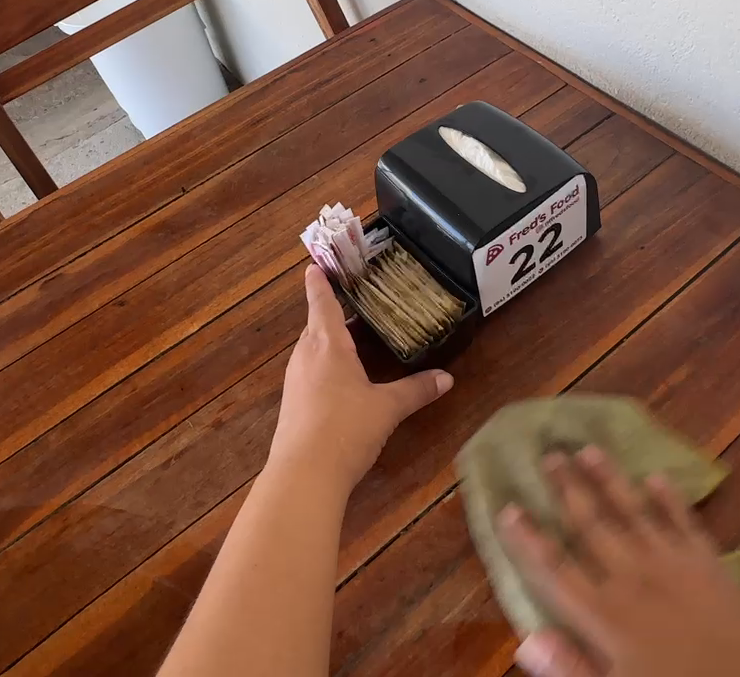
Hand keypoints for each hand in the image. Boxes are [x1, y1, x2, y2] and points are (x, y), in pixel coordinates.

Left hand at [268, 266, 453, 495]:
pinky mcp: (292, 405)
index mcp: (328, 345)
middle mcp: (306, 356)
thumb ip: (416, 391)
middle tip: (352, 303)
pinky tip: (340, 381)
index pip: (322, 303)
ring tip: (351, 339)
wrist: (303, 475)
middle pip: (315, 326)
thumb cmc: (345, 428)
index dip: (318, 283)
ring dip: (327, 342)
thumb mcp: (387, 408)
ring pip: (311, 350)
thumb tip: (446, 378)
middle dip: (330, 314)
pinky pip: (308, 372)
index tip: (313, 265)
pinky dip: (323, 366)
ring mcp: (295, 381)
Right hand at [498, 447, 739, 676]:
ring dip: (609, 479)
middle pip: (592, 526)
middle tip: (549, 453)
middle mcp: (635, 580)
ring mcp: (676, 568)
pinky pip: (686, 524)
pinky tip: (657, 477)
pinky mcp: (712, 568)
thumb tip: (524, 639)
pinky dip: (671, 500)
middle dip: (567, 489)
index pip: (556, 569)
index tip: (508, 507)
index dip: (528, 539)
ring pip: (633, 512)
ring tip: (589, 449)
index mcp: (607, 616)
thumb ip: (572, 669)